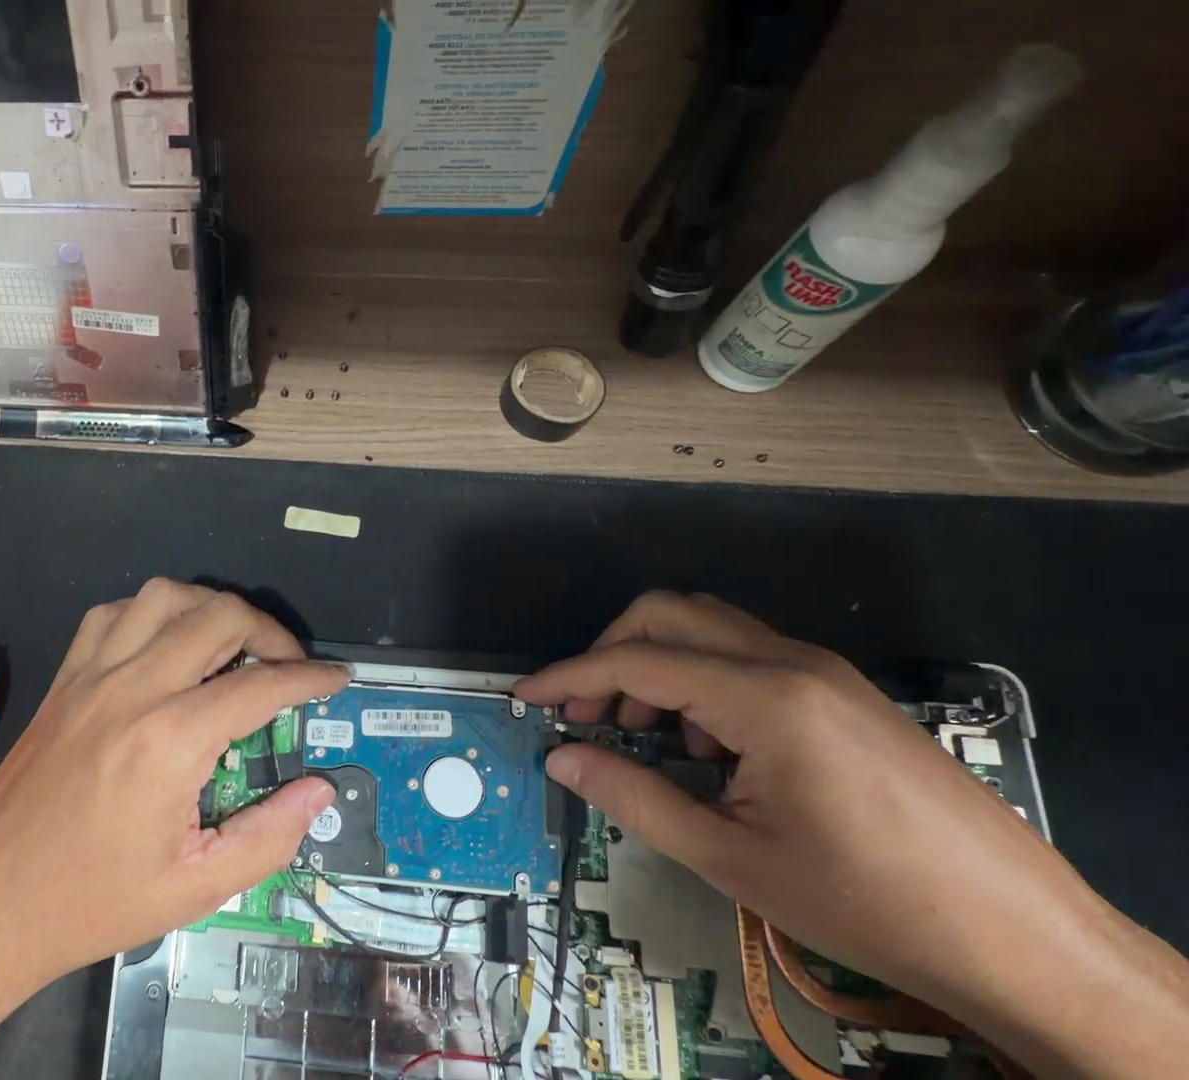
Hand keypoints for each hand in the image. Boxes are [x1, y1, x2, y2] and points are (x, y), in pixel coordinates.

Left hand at [0, 578, 347, 976]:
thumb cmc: (92, 902)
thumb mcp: (195, 888)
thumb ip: (268, 837)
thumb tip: (318, 791)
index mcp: (170, 742)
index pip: (260, 686)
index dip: (309, 677)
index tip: (336, 679)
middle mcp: (131, 689)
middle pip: (217, 617)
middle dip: (269, 631)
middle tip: (289, 664)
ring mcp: (90, 676)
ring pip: (162, 596)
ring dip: (208, 608)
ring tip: (231, 645)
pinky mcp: (63, 680)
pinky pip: (111, 614)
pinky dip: (151, 614)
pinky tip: (164, 646)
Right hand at [515, 591, 1188, 1079]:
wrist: (1018, 933)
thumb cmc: (868, 902)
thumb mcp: (730, 858)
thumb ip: (633, 799)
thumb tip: (563, 760)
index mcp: (764, 699)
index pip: (636, 660)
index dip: (569, 676)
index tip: (527, 698)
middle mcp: (792, 662)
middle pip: (668, 613)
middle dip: (607, 654)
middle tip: (584, 716)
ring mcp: (822, 671)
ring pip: (706, 626)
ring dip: (654, 665)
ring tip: (644, 737)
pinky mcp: (840, 690)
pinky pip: (745, 654)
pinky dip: (698, 679)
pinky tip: (707, 747)